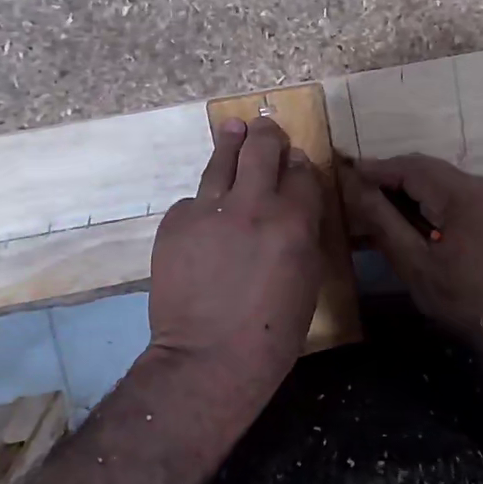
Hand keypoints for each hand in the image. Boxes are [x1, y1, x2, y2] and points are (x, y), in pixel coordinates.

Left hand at [148, 117, 325, 392]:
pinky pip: (193, 201)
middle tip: (265, 126)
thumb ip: (302, 233)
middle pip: (261, 149)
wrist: (207, 357)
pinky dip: (203, 205)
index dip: (299, 163)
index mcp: (293, 220)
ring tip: (233, 127)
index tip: (295, 161)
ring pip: (221, 161)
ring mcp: (208, 209)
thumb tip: (295, 204)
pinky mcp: (175, 221)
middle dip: (267, 134)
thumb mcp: (307, 279)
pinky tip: (205, 218)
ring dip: (231, 142)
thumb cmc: (272, 332)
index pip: (301, 171)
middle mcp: (251, 204)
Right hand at [339, 154, 482, 344]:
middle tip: (351, 185)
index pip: (409, 169)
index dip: (374, 169)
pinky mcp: (479, 203)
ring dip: (398, 182)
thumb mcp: (411, 260)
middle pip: (420, 166)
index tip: (342, 172)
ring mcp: (480, 192)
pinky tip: (395, 206)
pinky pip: (440, 186)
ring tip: (367, 196)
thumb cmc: (457, 295)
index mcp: (460, 194)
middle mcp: (474, 183)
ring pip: (429, 174)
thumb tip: (352, 185)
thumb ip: (381, 218)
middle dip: (385, 174)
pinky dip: (415, 191)